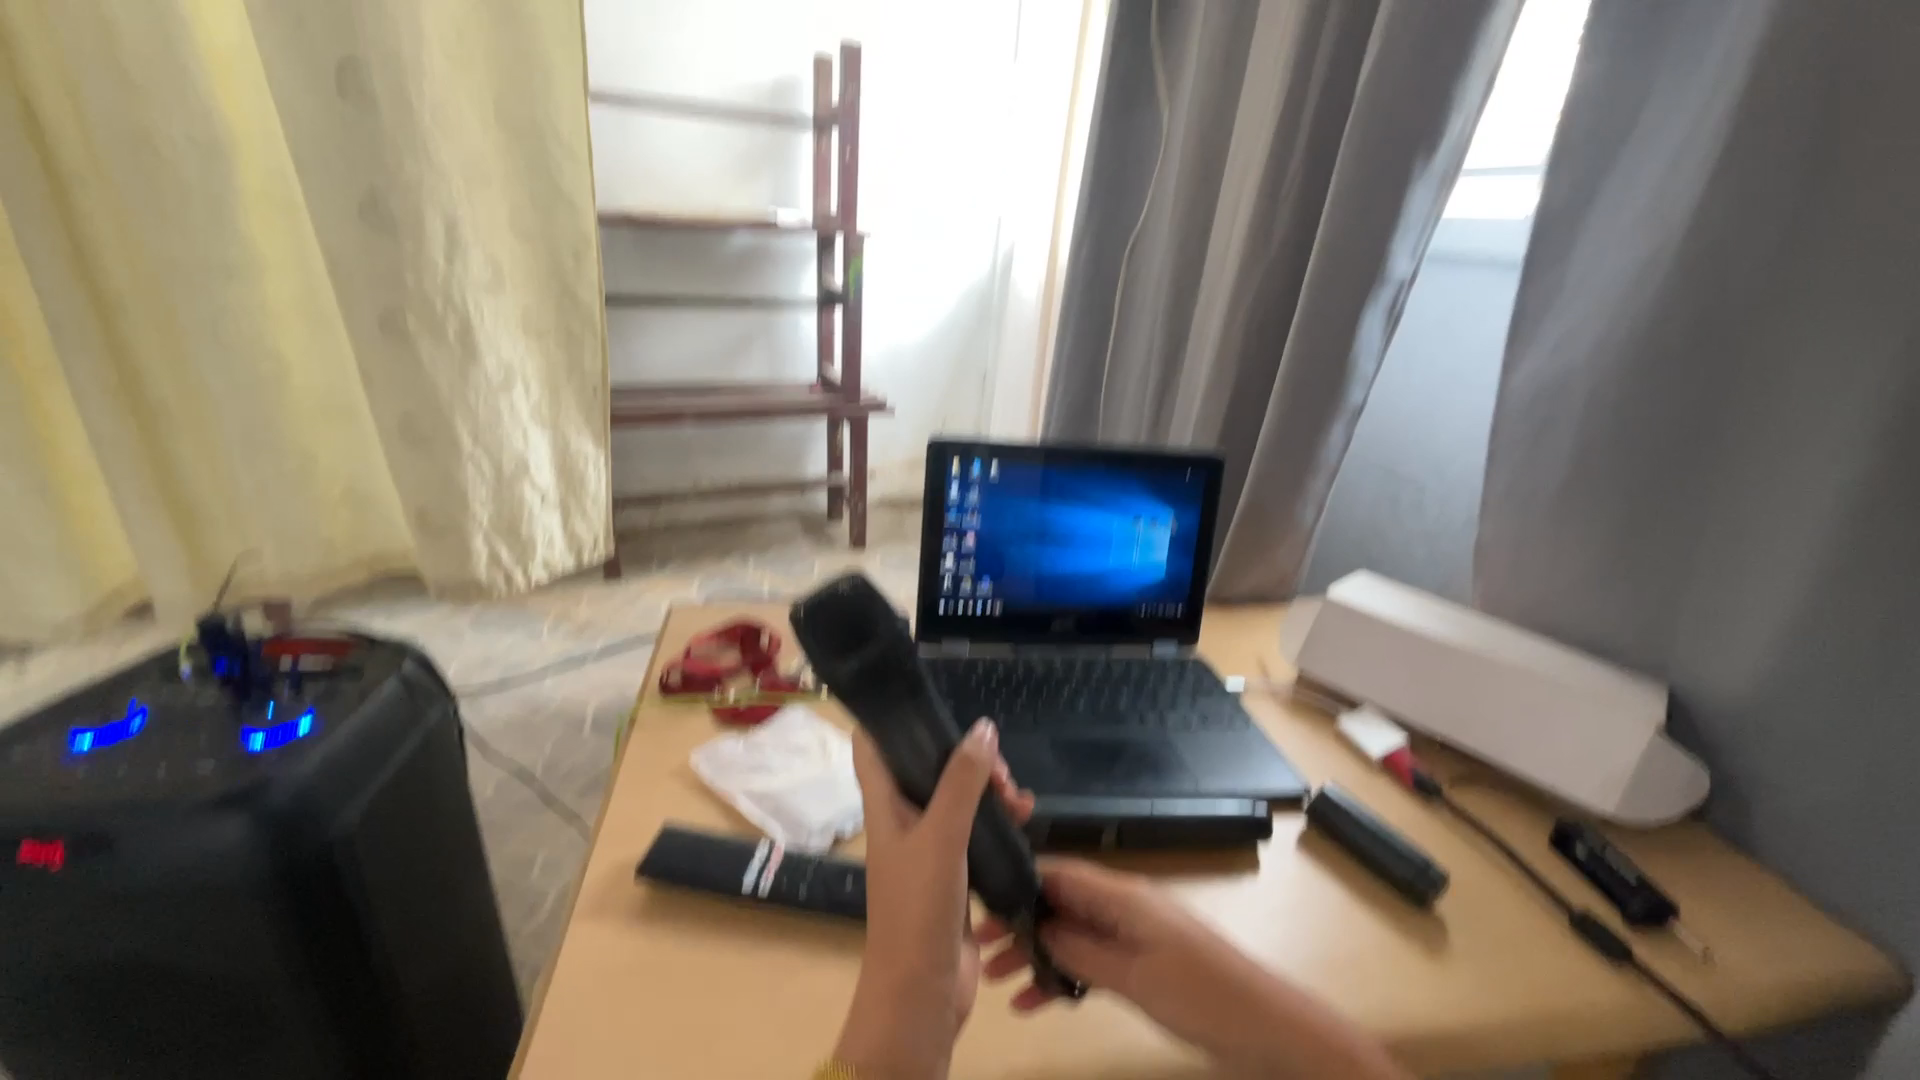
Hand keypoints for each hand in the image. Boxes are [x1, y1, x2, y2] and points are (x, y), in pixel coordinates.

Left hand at [832, 719, 1033, 1079]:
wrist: (922, 990)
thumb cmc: (918, 907)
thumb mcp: (942, 836)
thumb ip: (962, 782)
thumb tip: (983, 727)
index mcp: (885, 805)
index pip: (873, 746)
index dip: (890, 719)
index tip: (928, 703)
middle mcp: (903, 819)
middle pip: (928, 768)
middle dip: (965, 757)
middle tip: (1000, 770)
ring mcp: (929, 846)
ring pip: (957, 798)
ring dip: (988, 788)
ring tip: (1019, 798)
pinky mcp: (954, 872)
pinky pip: (975, 830)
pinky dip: (997, 819)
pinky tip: (1023, 818)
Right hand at [978, 860, 1408, 1079]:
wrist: (1267, 1026)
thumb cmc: (1202, 994)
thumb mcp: (1134, 976)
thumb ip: (1082, 950)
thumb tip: (1037, 930)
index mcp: (1122, 896)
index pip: (1058, 872)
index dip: (1017, 883)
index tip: (980, 906)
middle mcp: (1123, 906)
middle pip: (1059, 903)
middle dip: (1018, 923)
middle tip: (978, 949)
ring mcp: (1133, 934)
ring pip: (1071, 933)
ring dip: (1035, 953)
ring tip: (995, 979)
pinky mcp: (1142, 962)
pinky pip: (1091, 958)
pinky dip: (1063, 975)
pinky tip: (1035, 1002)